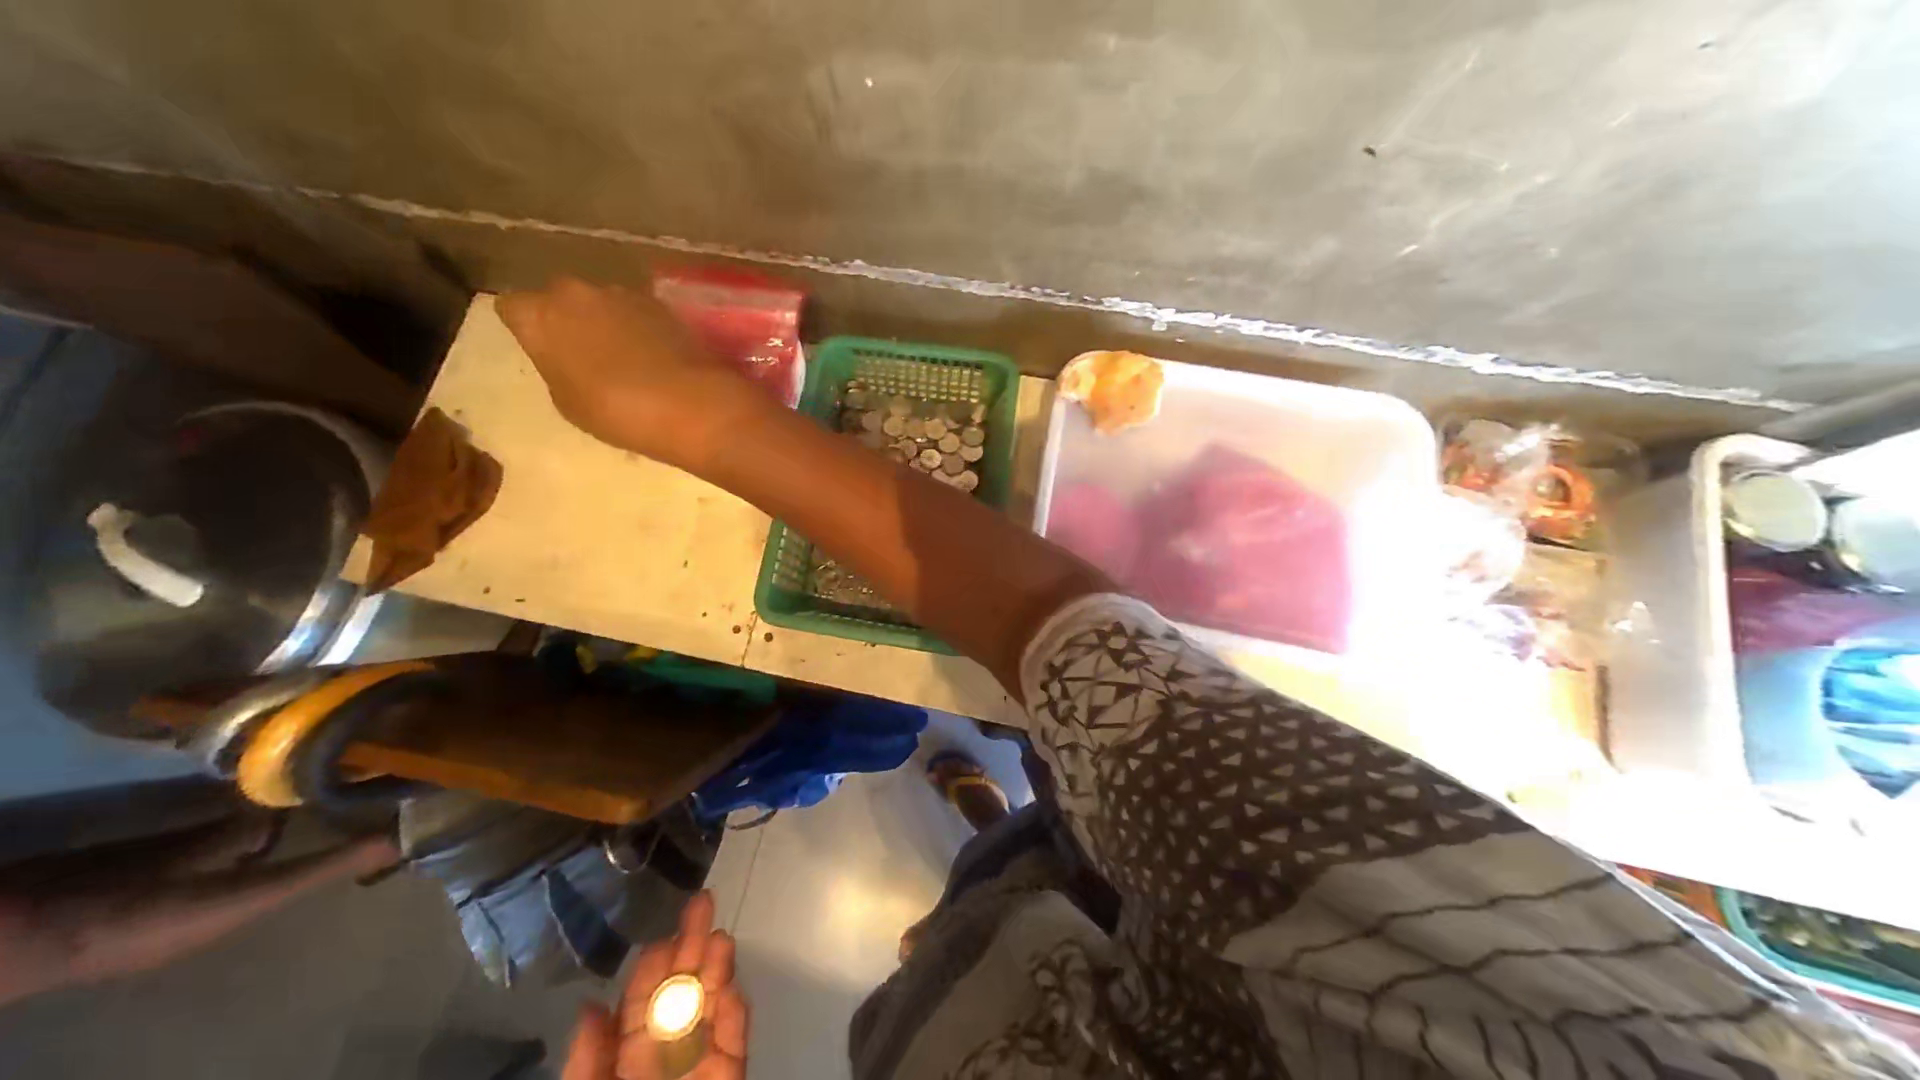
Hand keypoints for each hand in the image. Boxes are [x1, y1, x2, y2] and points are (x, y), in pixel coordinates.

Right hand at [497, 278, 770, 471]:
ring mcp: (622, 293)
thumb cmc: (616, 412)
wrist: (691, 404)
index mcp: (540, 314)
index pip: (513, 307)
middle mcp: (576, 291)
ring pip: (600, 302)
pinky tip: (652, 356)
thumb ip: (555, 365)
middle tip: (581, 355)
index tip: (539, 348)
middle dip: (566, 319)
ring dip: (605, 321)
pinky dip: (638, 328)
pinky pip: (636, 312)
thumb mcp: (567, 400)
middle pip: (559, 298)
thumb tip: (564, 353)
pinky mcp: (661, 304)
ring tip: (623, 359)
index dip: (525, 326)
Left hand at [562, 891, 747, 1079]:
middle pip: (680, 998)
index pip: (640, 1008)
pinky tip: (730, 990)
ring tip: (718, 936)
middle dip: (691, 952)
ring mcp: (699, 1073)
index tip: (665, 931)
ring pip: (710, 1014)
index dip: (653, 968)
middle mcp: (663, 1063)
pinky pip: (732, 1049)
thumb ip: (586, 1067)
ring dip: (715, 975)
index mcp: (623, 1068)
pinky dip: (733, 1021)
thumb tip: (593, 1006)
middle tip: (703, 903)